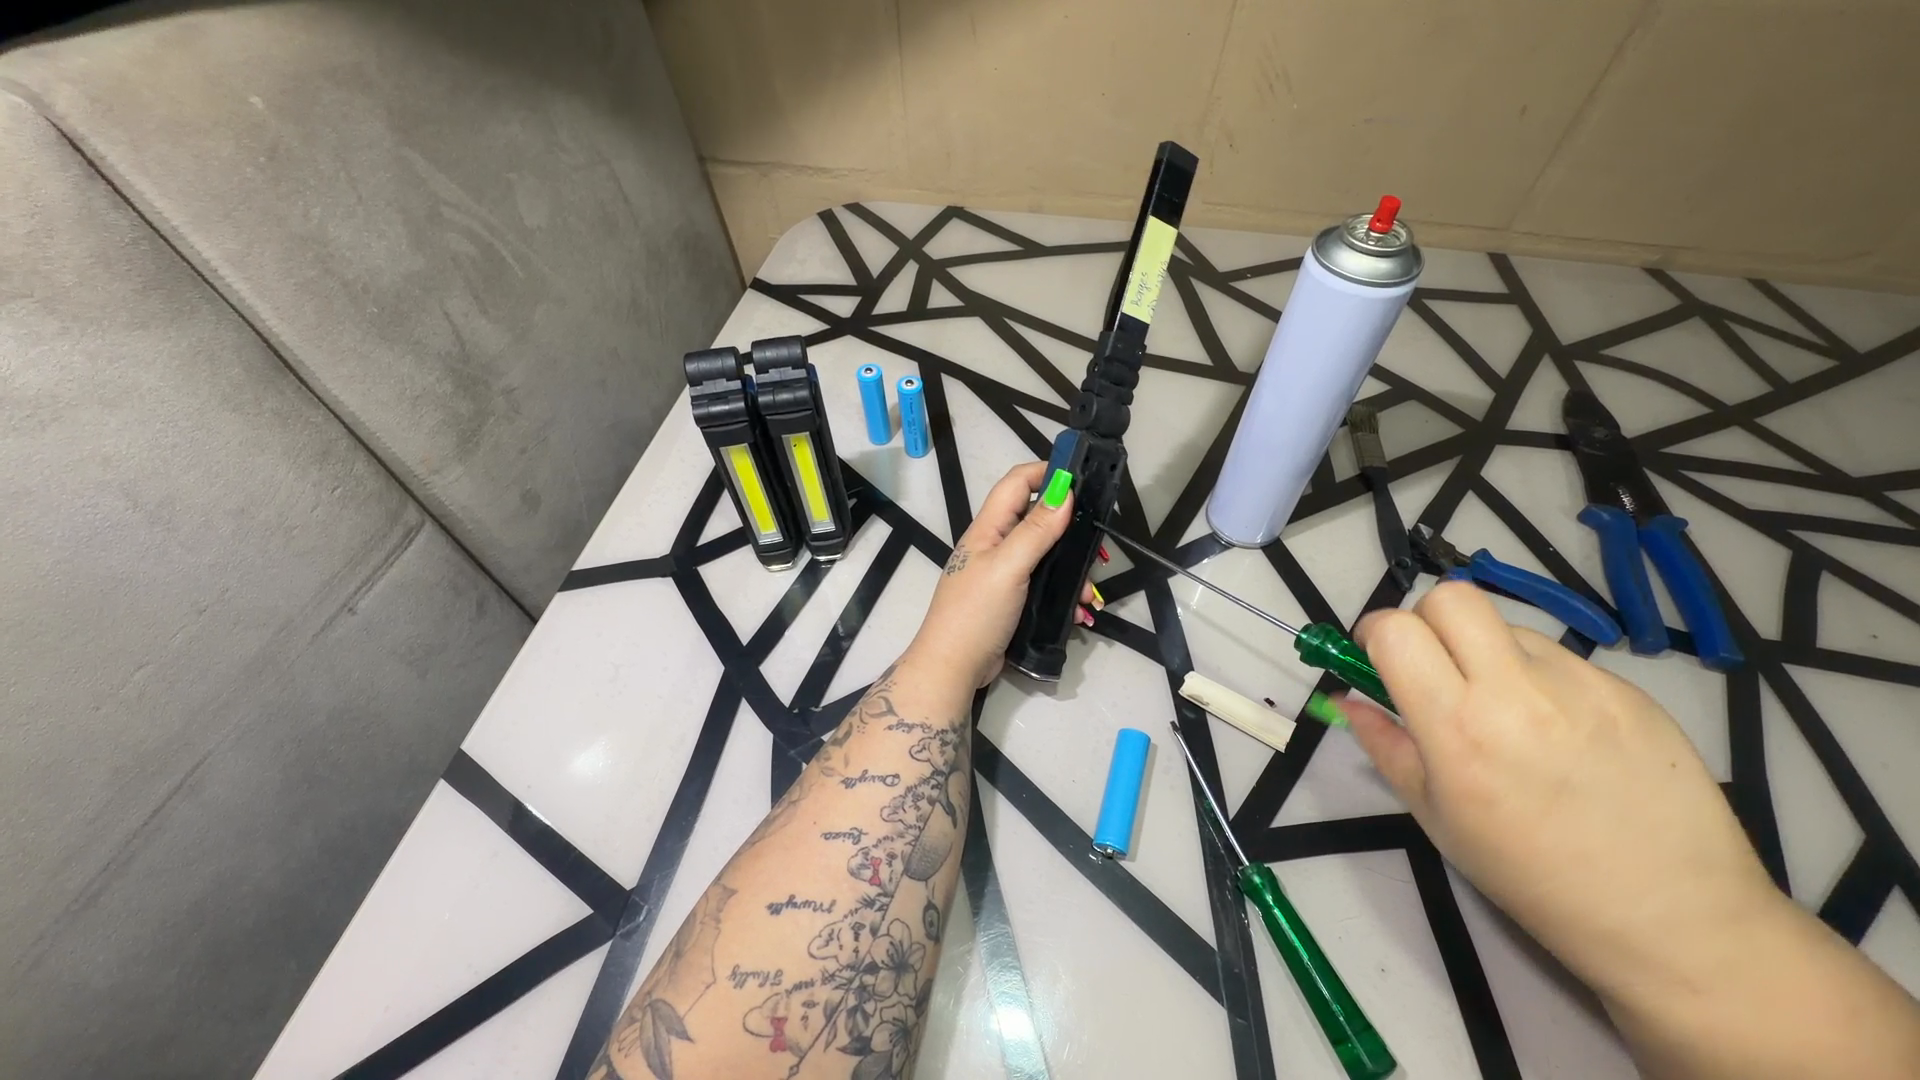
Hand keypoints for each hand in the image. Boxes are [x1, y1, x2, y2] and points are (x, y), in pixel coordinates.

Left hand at [907, 462, 1082, 687]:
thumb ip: (1036, 530)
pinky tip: (1080, 612)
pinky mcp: (1012, 600)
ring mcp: (1004, 574)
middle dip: (1072, 531)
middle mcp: (996, 546)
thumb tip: (1065, 492)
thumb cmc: (976, 612)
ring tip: (1089, 593)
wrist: (952, 667)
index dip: (1047, 473)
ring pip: (1048, 557)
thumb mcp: (1008, 566)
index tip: (1082, 479)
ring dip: (1073, 571)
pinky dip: (1065, 595)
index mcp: (989, 528)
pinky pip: (1046, 587)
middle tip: (1098, 550)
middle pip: (1039, 520)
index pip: (1017, 484)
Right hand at [1340, 583, 1780, 1001]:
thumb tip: (1345, 700)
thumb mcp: (1436, 816)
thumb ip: (1385, 745)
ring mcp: (1581, 684)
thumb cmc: (1530, 875)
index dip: (1376, 633)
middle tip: (1432, 666)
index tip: (1376, 657)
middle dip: (1426, 620)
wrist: (1672, 914)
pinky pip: (1560, 659)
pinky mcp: (1628, 690)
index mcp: (1459, 727)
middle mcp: (1518, 690)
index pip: (1398, 630)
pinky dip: (1538, 679)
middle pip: (1452, 598)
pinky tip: (1559, 734)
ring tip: (1505, 712)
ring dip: (1485, 652)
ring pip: (1507, 628)